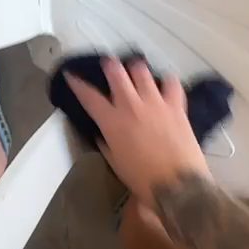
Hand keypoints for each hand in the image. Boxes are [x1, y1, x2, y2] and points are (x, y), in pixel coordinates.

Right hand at [66, 57, 208, 199]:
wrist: (178, 185)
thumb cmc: (142, 179)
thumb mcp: (116, 163)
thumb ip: (107, 144)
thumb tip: (103, 134)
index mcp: (112, 121)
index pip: (89, 96)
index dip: (77, 84)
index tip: (71, 74)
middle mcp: (131, 105)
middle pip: (116, 73)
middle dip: (110, 65)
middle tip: (109, 64)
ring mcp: (155, 102)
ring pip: (142, 71)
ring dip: (136, 69)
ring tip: (136, 71)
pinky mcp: (176, 105)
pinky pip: (172, 83)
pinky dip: (167, 81)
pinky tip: (165, 85)